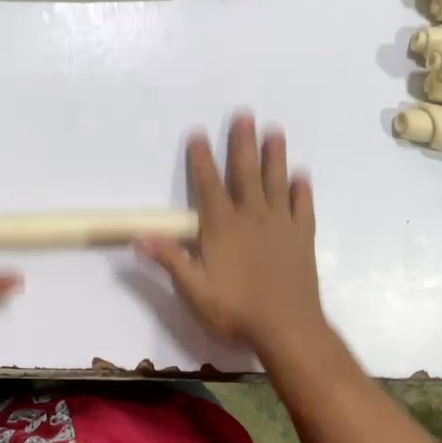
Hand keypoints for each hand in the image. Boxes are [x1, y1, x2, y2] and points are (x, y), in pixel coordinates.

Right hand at [137, 113, 323, 356]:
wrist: (288, 328)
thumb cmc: (235, 310)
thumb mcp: (194, 289)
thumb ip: (169, 259)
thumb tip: (138, 235)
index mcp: (222, 227)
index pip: (208, 185)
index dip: (201, 159)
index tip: (198, 133)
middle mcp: (252, 217)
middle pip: (246, 173)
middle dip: (242, 143)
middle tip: (245, 114)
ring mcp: (281, 226)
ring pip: (276, 182)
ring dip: (275, 156)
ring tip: (275, 131)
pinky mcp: (303, 238)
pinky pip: (303, 207)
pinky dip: (302, 190)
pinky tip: (301, 177)